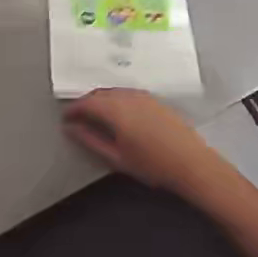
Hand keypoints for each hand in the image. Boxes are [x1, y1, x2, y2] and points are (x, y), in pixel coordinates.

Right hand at [61, 88, 227, 195]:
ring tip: (96, 116)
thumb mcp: (116, 157)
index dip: (73, 109)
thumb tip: (71, 129)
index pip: (87, 103)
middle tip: (78, 117)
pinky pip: (128, 93)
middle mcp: (128, 96)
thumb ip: (90, 140)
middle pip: (100, 93)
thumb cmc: (152, 164)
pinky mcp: (155, 100)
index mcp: (116, 109)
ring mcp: (144, 96)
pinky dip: (116, 99)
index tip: (66, 119)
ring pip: (114, 91)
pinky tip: (119, 114)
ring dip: (101, 99)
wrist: (191, 163)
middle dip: (86, 103)